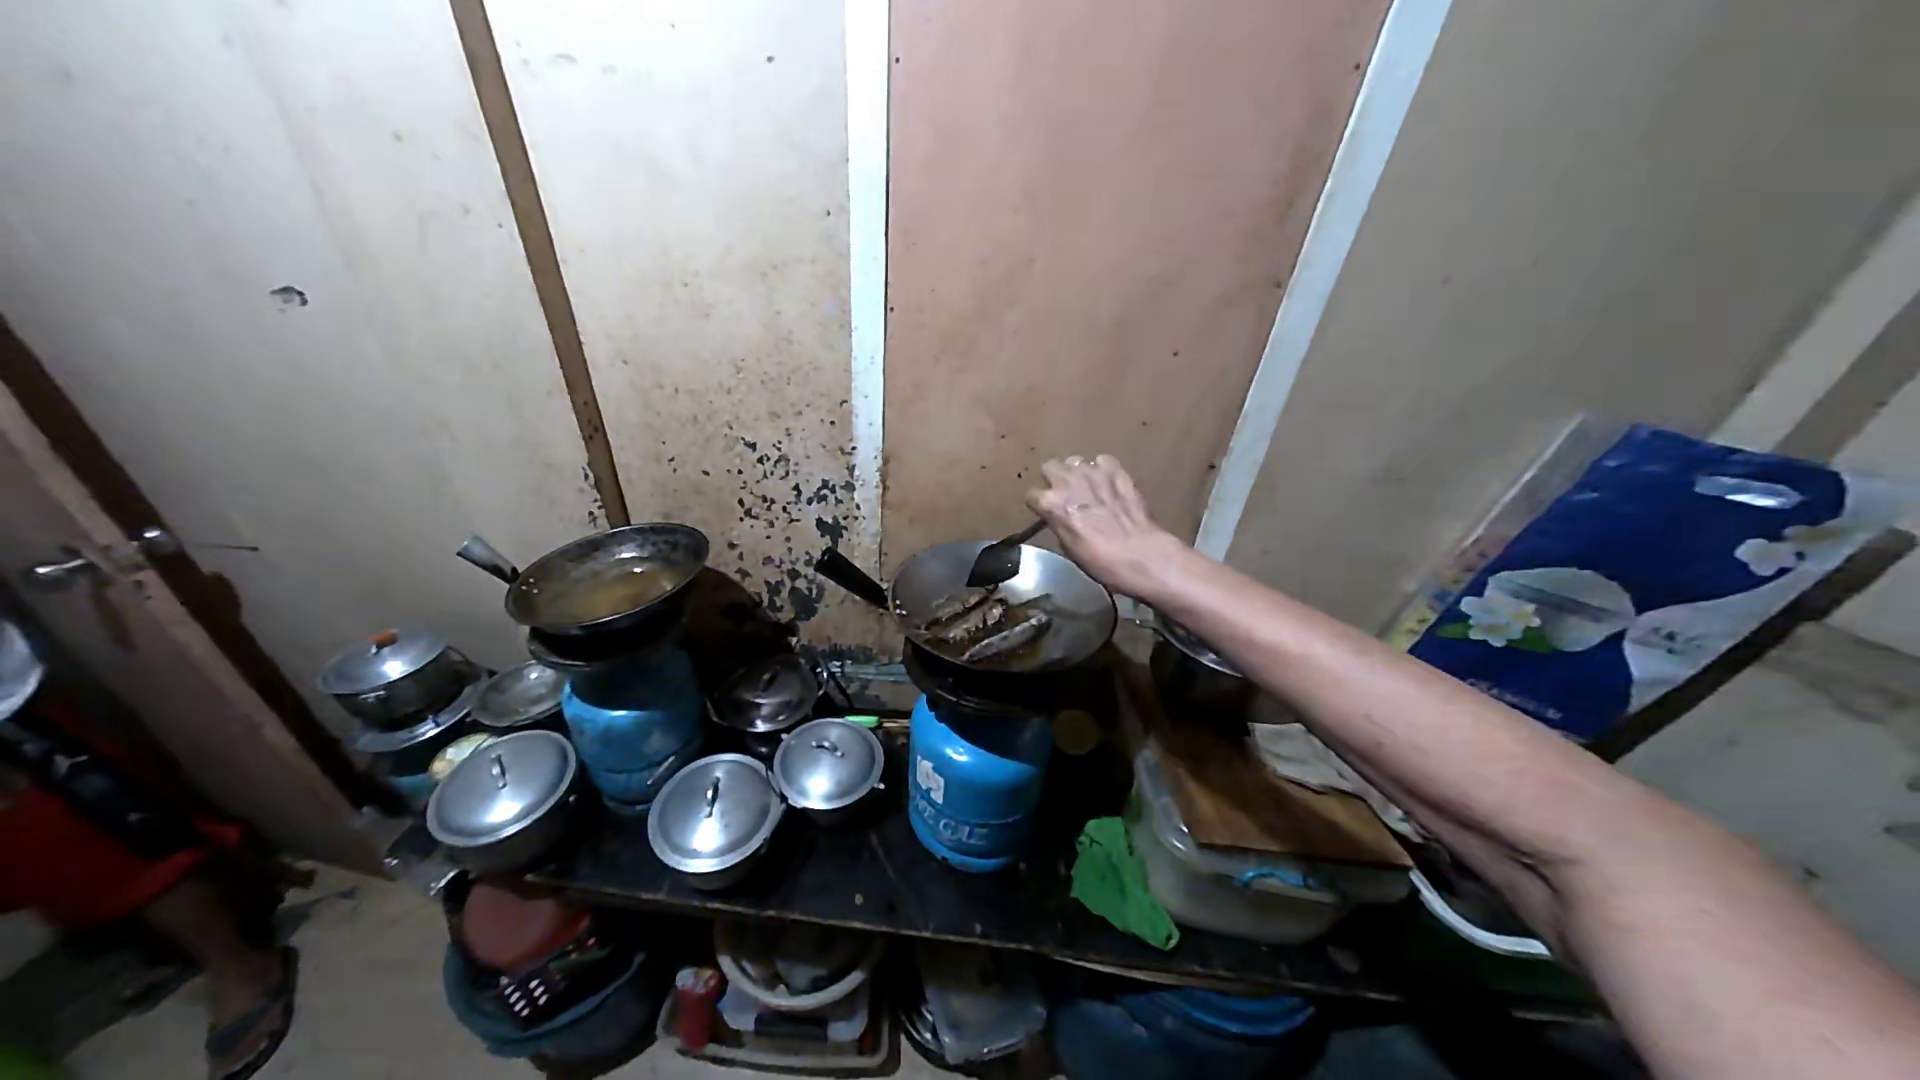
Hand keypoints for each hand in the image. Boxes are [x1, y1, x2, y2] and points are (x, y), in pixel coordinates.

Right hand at [1025, 454, 1185, 598]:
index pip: (1032, 495)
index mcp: (1051, 504)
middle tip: (1065, 494)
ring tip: (1088, 488)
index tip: (1047, 512)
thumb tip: (1060, 516)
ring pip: (1075, 461)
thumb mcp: (1068, 547)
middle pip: (1049, 467)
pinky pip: (1103, 461)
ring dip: (1078, 473)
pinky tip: (1110, 485)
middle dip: (1054, 479)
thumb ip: (1059, 523)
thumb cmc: (1101, 561)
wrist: (1141, 555)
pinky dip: (1104, 471)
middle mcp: (1067, 482)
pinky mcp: (1116, 470)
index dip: (1040, 504)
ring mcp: (1093, 472)